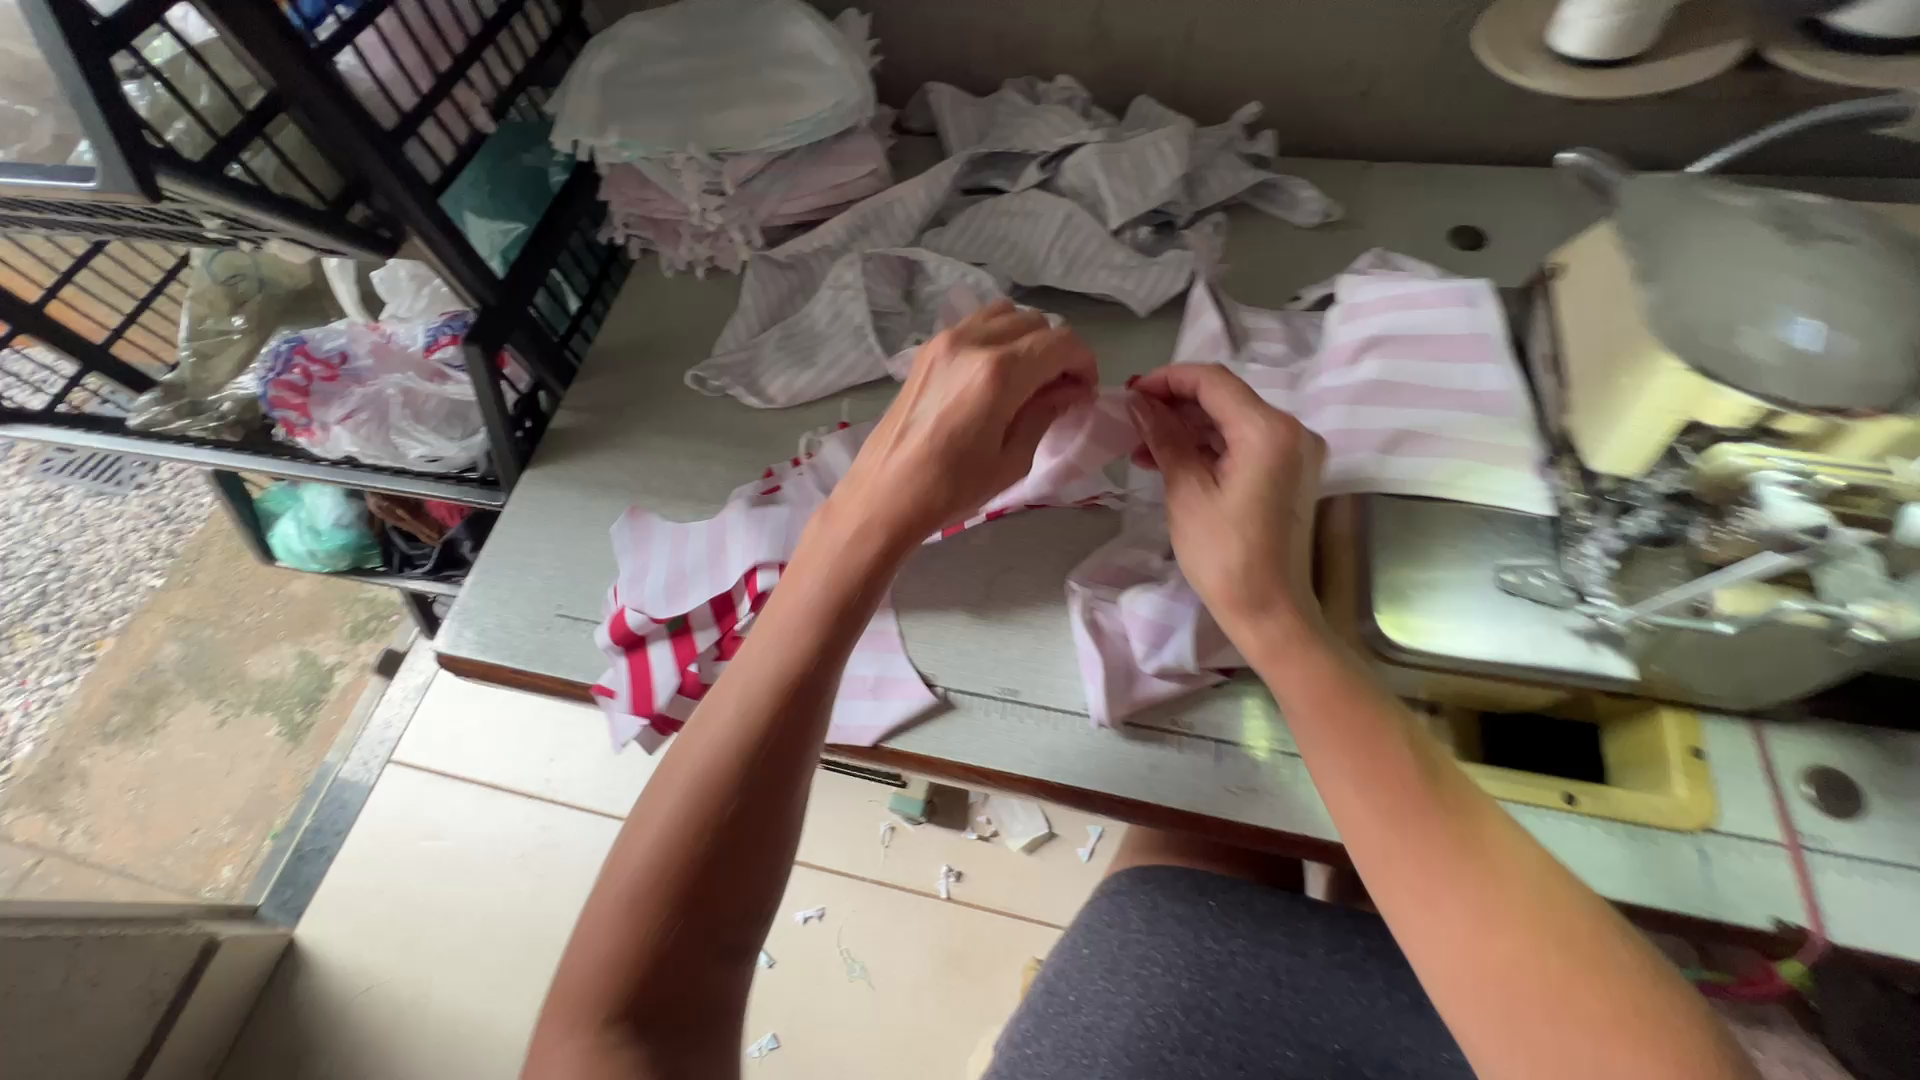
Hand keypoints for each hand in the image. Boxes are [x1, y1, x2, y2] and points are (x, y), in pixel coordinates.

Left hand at [826, 300, 1097, 548]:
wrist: (885, 494)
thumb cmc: (951, 489)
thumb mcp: (1012, 460)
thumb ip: (1046, 414)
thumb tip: (1072, 391)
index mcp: (999, 373)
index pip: (1062, 343)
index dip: (1084, 364)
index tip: (1083, 392)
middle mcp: (972, 343)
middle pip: (1036, 322)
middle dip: (1057, 352)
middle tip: (1058, 390)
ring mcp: (945, 340)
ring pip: (1005, 314)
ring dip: (1027, 339)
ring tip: (1027, 379)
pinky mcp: (927, 350)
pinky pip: (975, 324)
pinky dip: (997, 337)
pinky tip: (994, 375)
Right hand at [1128, 363, 1326, 642]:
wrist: (1269, 610)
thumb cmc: (1224, 556)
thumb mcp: (1186, 492)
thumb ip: (1164, 437)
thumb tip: (1138, 403)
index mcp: (1268, 430)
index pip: (1213, 381)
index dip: (1167, 380)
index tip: (1129, 394)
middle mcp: (1291, 430)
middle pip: (1225, 398)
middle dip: (1174, 405)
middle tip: (1130, 422)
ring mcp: (1295, 451)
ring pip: (1232, 421)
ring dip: (1187, 428)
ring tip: (1141, 447)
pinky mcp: (1291, 472)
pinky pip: (1244, 444)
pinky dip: (1208, 447)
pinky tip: (1171, 459)